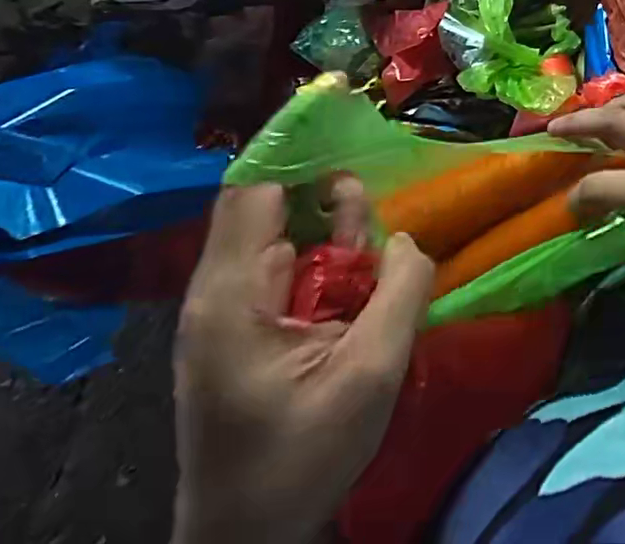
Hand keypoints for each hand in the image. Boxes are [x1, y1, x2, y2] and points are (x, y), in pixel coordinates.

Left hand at [172, 179, 432, 543]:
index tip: (346, 123)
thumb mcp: (369, 375)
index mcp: (232, 294)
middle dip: (329, 208)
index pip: (255, 190)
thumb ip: (400, 292)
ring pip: (285, 241)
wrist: (246, 541)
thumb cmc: (299, 460)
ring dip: (332, 243)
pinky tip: (354, 293)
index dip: (299, 153)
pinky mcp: (243, 330)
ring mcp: (228, 311)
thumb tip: (405, 238)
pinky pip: (286, 273)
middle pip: (273, 211)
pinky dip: (324, 269)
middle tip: (372, 235)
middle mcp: (220, 290)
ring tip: (368, 273)